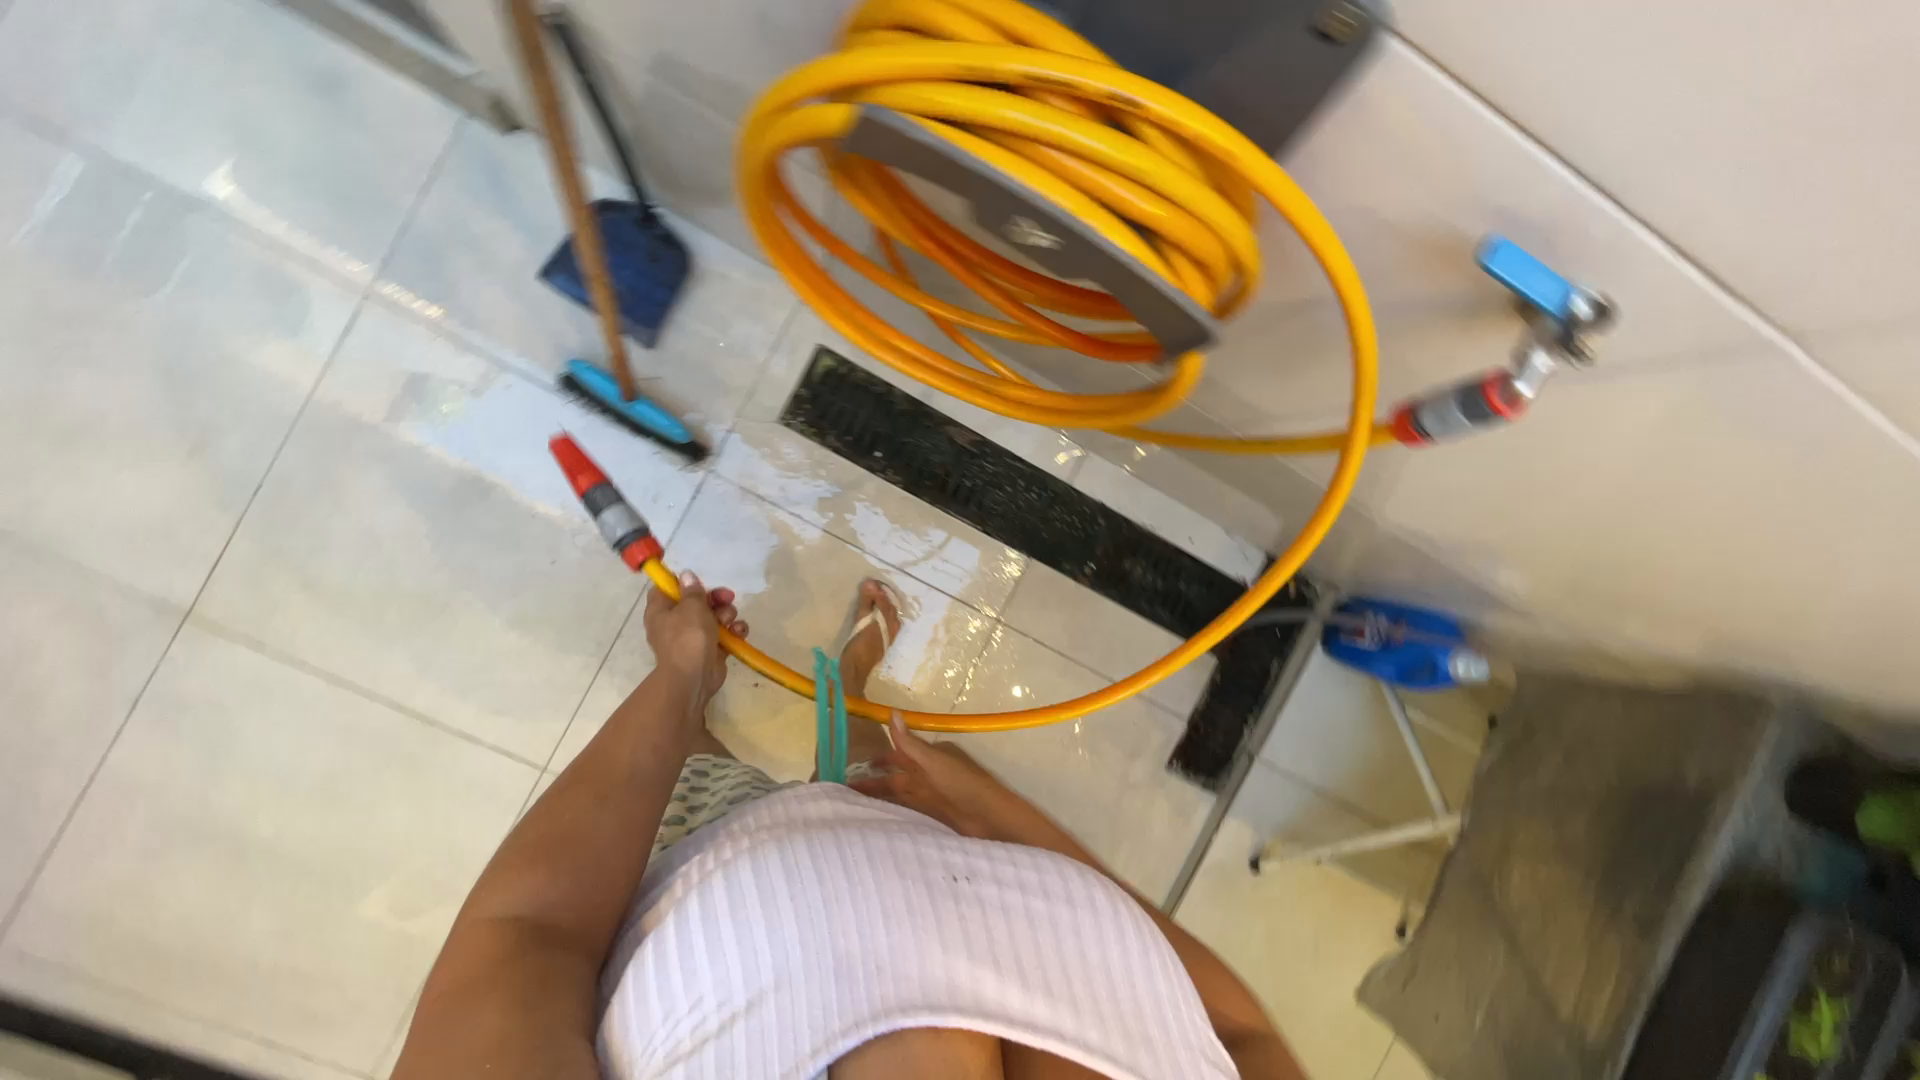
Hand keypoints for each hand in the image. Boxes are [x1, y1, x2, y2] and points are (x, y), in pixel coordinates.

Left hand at [642, 572, 747, 703]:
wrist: (694, 677)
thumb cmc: (687, 637)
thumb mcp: (691, 607)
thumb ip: (692, 590)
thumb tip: (686, 575)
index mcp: (661, 610)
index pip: (667, 588)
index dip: (682, 581)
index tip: (700, 577)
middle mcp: (674, 622)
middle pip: (696, 601)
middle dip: (714, 598)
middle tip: (727, 596)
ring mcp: (693, 637)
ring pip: (713, 616)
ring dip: (726, 614)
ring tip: (730, 620)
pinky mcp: (710, 649)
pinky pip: (724, 634)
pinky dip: (732, 632)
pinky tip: (738, 632)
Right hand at [849, 712, 1031, 841]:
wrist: (990, 818)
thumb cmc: (963, 784)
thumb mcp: (933, 761)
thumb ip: (910, 743)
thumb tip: (890, 712)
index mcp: (929, 756)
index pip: (897, 754)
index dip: (876, 759)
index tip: (852, 765)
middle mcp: (928, 773)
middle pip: (894, 775)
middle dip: (873, 780)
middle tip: (844, 788)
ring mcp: (931, 795)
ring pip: (899, 793)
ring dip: (880, 797)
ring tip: (853, 805)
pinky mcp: (934, 815)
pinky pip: (908, 810)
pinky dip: (893, 811)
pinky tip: (877, 819)